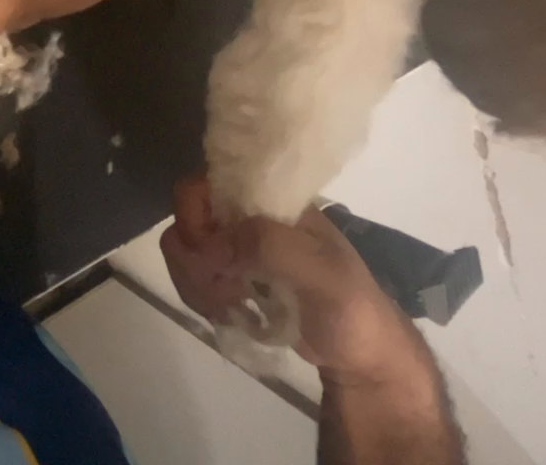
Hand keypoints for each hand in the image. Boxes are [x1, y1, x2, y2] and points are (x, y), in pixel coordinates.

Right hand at [161, 177, 425, 386]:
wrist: (364, 358)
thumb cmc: (350, 309)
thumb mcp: (322, 274)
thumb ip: (270, 246)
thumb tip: (210, 247)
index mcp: (267, 201)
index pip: (201, 187)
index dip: (193, 219)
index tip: (212, 257)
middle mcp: (244, 216)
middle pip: (184, 221)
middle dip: (195, 262)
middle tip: (225, 292)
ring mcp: (234, 247)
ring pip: (182, 251)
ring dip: (197, 284)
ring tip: (232, 308)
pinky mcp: (229, 276)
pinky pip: (190, 276)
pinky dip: (201, 298)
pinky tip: (230, 314)